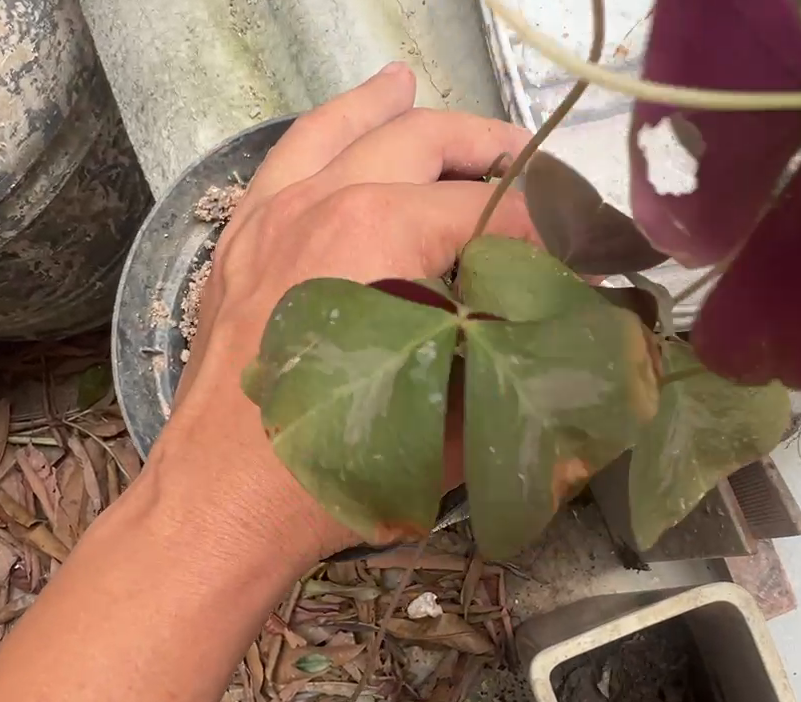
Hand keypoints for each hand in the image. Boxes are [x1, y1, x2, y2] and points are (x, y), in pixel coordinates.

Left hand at [146, 62, 534, 568]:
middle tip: (533, 168)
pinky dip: (331, 129)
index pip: (490, 212)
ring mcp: (273, 216)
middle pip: (425, 143)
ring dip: (404, 112)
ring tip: (434, 96)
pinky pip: (289, 158)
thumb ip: (505, 365)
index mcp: (382, 240)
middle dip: (491, 148)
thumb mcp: (447, 429)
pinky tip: (355, 120)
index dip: (547, 235)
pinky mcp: (241, 241)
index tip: (577, 260)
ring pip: (346, 129)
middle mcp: (325, 205)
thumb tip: (558, 330)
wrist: (223, 507)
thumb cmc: (337, 476)